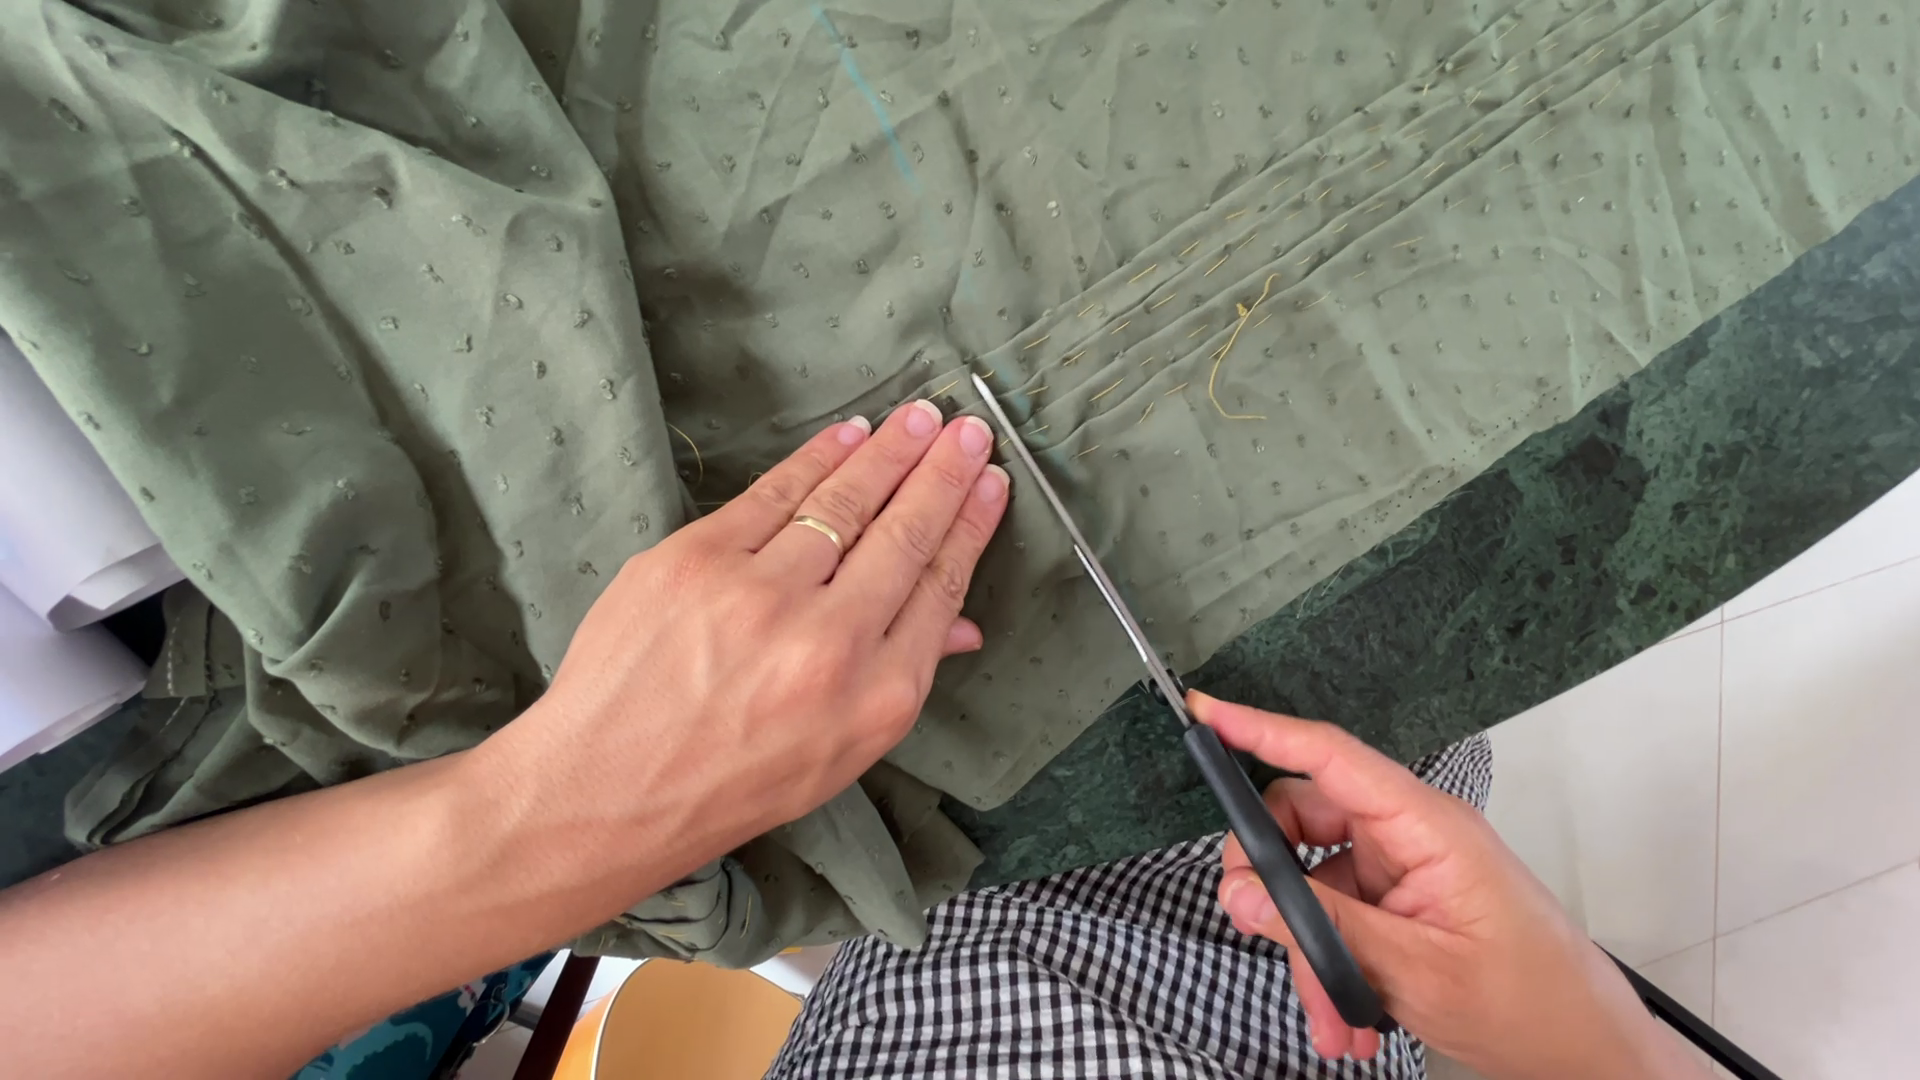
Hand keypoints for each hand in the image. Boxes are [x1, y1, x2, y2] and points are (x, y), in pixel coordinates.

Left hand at [479, 399, 1008, 880]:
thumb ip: (907, 677)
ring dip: (890, 451)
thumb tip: (962, 625)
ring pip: (843, 502)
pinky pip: (773, 493)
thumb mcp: (842, 753)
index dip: (970, 526)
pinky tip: (850, 433)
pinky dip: (818, 457)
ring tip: (921, 417)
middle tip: (968, 430)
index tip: (990, 485)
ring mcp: (758, 593)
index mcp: (877, 695)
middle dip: (944, 474)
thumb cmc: (736, 782)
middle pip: (903, 534)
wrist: (606, 790)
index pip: (940, 587)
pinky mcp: (695, 559)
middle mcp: (828, 639)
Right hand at [1191, 694, 1710, 1079]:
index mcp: (1423, 824)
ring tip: (1325, 1008)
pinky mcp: (1392, 896)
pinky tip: (1340, 1012)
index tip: (1204, 708)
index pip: (1327, 754)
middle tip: (1252, 922)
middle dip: (1272, 876)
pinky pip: (1331, 906)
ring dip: (1302, 937)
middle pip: (1301, 816)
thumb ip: (1318, 925)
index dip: (1260, 727)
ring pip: (1309, 871)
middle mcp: (1404, 831)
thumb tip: (1236, 890)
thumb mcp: (1413, 973)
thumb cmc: (1532, 1010)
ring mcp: (1397, 864)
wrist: (1598, 1063)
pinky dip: (1323, 954)